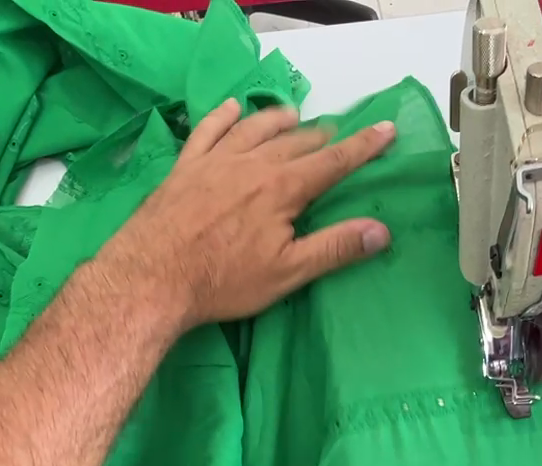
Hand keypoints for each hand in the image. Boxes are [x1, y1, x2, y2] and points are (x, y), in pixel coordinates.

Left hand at [99, 99, 395, 329]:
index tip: (386, 129)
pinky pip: (208, 129)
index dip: (363, 147)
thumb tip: (380, 231)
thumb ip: (335, 248)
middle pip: (296, 142)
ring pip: (255, 129)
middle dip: (322, 136)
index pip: (332, 162)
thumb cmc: (226, 281)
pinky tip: (233, 109)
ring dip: (278, 121)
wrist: (154, 276)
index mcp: (282, 189)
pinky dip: (224, 116)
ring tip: (294, 115)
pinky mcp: (186, 166)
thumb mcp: (288, 272)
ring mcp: (216, 160)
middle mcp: (252, 164)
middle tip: (338, 133)